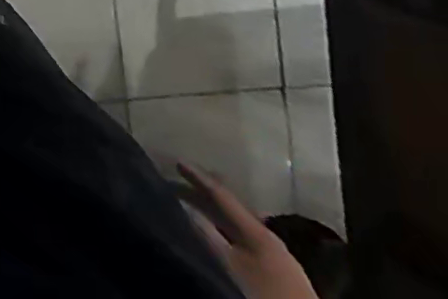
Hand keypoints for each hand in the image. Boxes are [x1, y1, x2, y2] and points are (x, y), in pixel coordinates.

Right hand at [177, 163, 318, 298]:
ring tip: (186, 203)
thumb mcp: (225, 261)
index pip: (223, 197)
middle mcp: (267, 238)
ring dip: (210, 212)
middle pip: (229, 209)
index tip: (177, 161)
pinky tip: (210, 230)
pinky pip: (239, 237)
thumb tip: (182, 206)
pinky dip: (220, 227)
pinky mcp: (273, 270)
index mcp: (258, 232)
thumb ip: (203, 231)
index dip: (199, 178)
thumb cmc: (258, 289)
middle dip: (201, 194)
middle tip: (173, 181)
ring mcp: (274, 255)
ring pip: (234, 224)